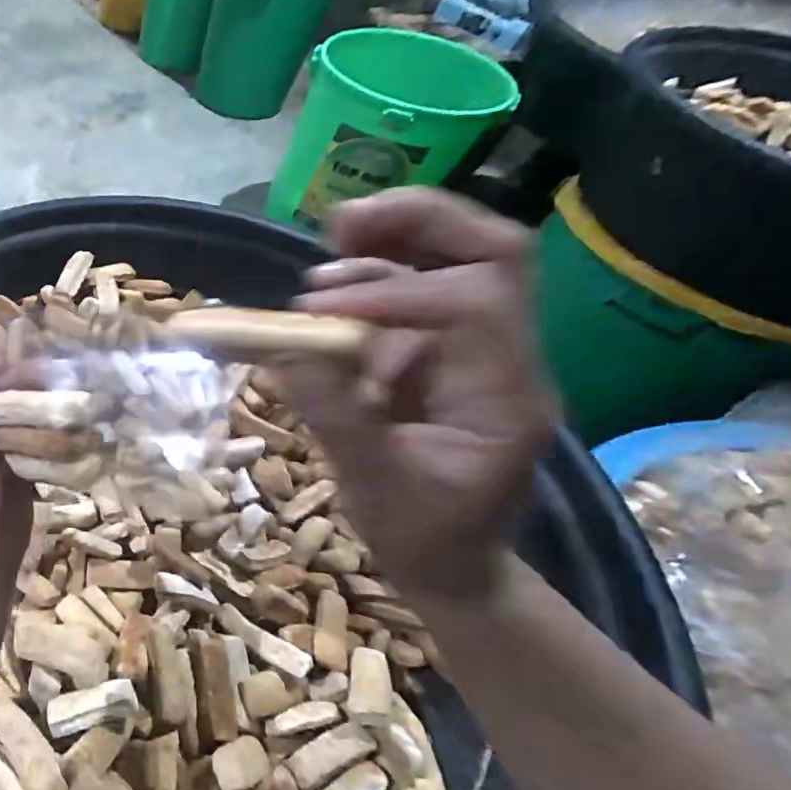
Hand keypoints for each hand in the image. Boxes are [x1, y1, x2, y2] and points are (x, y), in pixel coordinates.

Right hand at [274, 189, 555, 605]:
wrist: (452, 566)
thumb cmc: (424, 540)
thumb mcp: (375, 487)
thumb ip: (334, 415)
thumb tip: (283, 348)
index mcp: (507, 395)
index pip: (474, 306)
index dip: (393, 294)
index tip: (316, 312)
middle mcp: (504, 358)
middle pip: (490, 254)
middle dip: (417, 223)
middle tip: (341, 223)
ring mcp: (476, 353)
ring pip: (452, 264)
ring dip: (384, 252)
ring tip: (317, 274)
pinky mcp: (442, 357)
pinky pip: (413, 299)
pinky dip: (368, 286)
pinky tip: (325, 301)